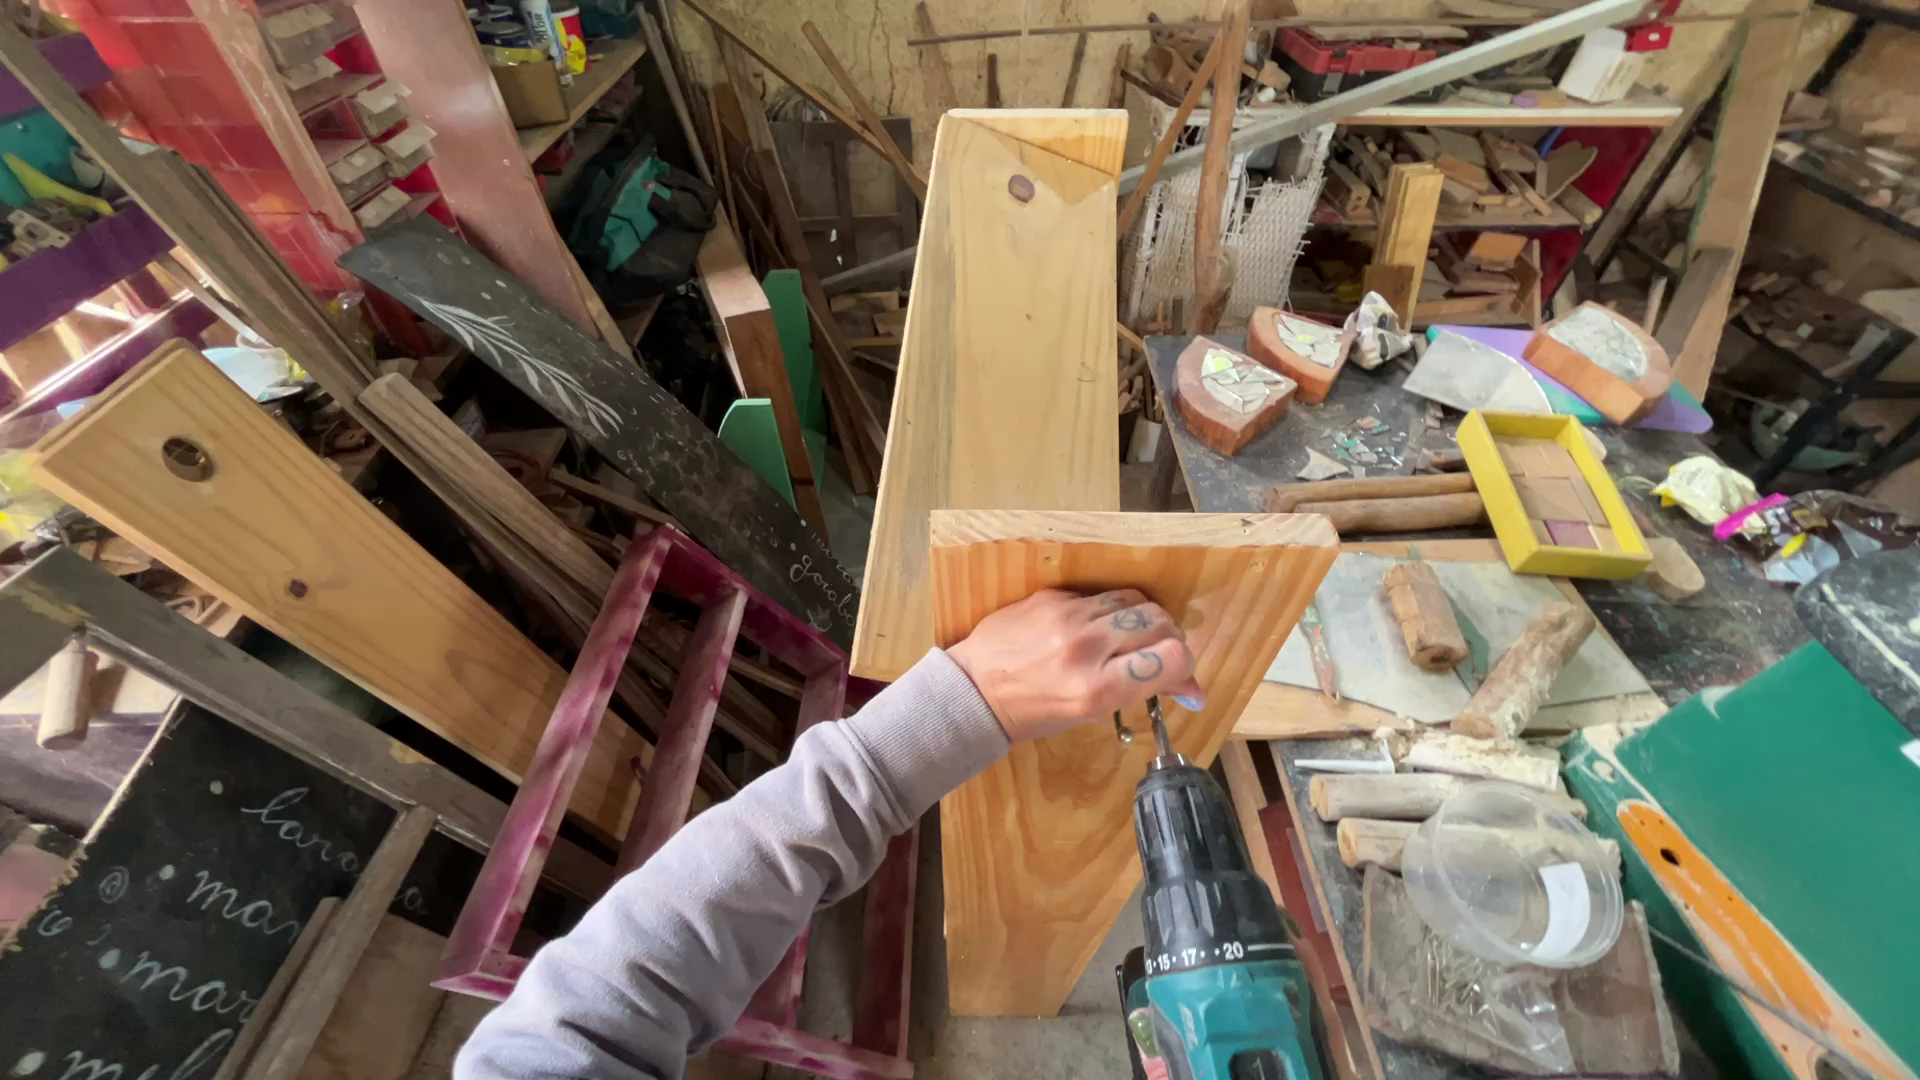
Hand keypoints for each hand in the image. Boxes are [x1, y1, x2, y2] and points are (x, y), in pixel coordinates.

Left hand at [947, 588, 1203, 742]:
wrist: (974, 687)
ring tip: (1131, 636)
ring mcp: (1067, 616)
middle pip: (1159, 621)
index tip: (1182, 676)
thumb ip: (1137, 689)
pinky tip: (1097, 626)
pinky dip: (1109, 611)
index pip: (1171, 658)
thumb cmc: (1031, 711)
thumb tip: (1189, 686)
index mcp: (1095, 689)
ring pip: (1134, 600)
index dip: (1187, 667)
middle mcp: (1085, 647)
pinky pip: (1100, 595)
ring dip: (1143, 619)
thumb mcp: (1087, 713)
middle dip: (1170, 637)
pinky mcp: (1052, 595)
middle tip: (1160, 653)